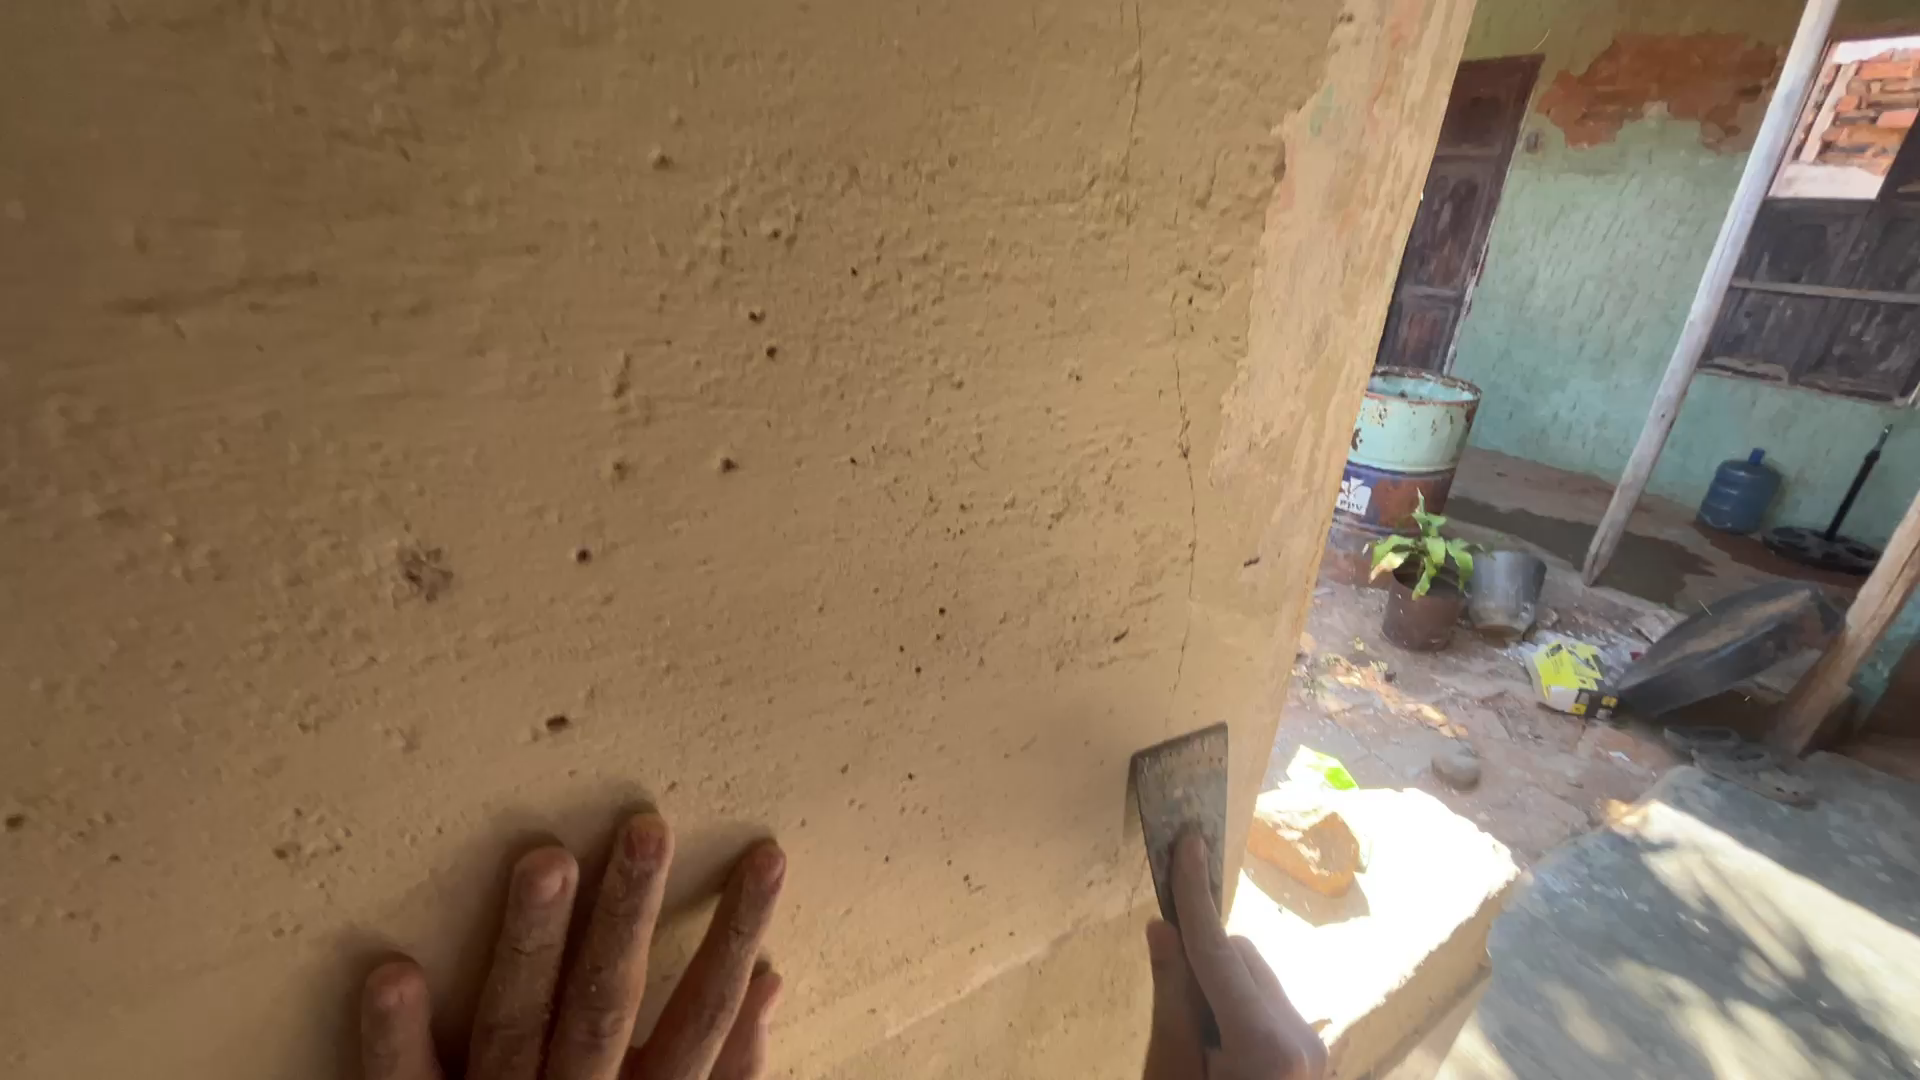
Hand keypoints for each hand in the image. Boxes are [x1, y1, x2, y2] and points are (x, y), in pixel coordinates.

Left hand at [361, 813, 786, 1079]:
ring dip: (531, 943)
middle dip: (630, 913)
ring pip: (517, 1025)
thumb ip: (729, 1069)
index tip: (768, 856)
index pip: (707, 1008)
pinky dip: (396, 1041)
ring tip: (543, 860)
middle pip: (609, 1000)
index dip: (740, 933)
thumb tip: (770, 981)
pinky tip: (391, 972)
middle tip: (646, 829)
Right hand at [1142, 832, 1325, 1079]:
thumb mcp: (1170, 1072)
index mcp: (1265, 1043)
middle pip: (1238, 957)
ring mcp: (1315, 1053)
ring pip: (1254, 978)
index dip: (1194, 891)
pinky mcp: (1315, 1063)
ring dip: (1219, 985)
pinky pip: (1267, 1006)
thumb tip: (1165, 927)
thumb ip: (1171, 996)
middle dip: (1201, 957)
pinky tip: (1222, 1054)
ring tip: (1199, 1045)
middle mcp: (1302, 1038)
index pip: (1218, 946)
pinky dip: (1237, 1007)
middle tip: (1173, 1006)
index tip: (1187, 839)